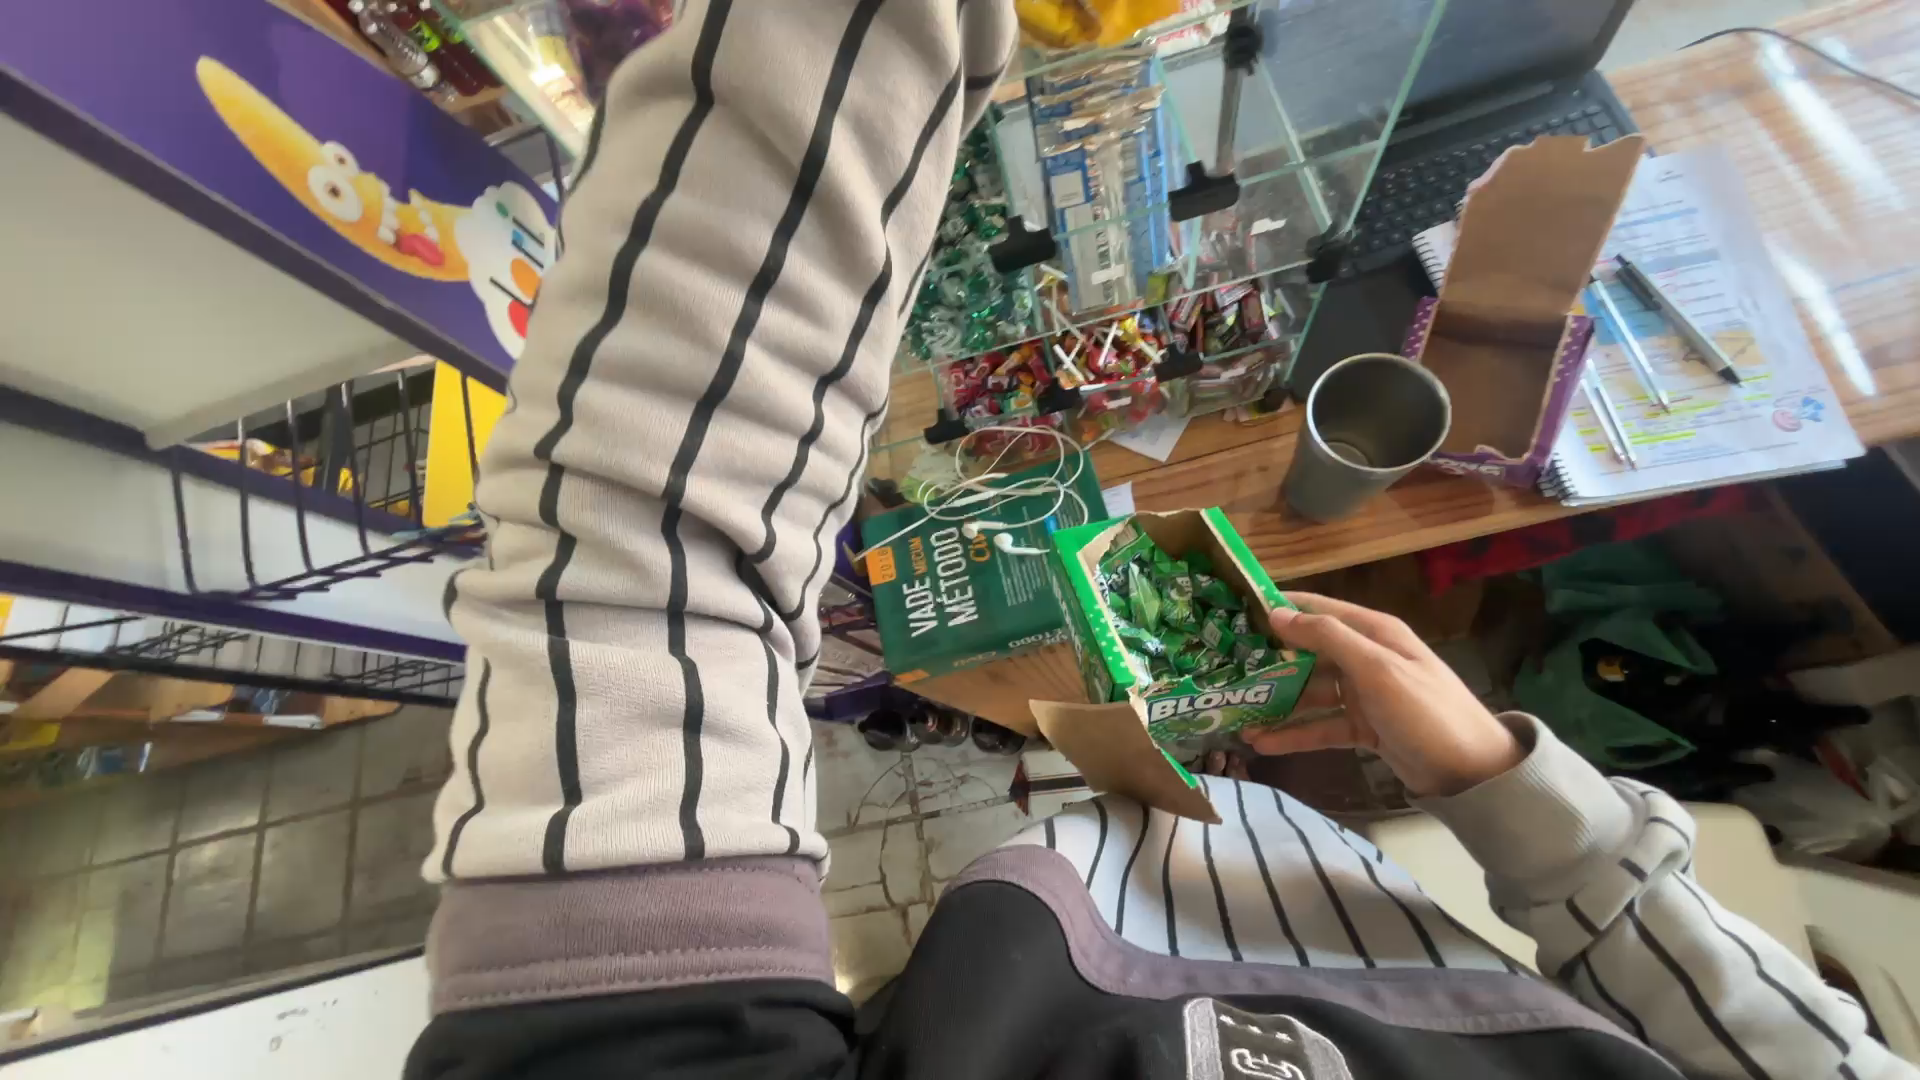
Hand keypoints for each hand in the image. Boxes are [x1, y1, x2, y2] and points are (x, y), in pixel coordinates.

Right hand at [1243, 592, 1523, 796]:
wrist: (1476, 776)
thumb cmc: (1425, 712)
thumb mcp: (1377, 669)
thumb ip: (1326, 638)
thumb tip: (1275, 613)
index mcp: (1372, 632)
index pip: (1316, 609)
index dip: (1277, 607)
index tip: (1235, 611)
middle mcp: (1364, 657)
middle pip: (1306, 652)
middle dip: (1267, 660)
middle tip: (1224, 667)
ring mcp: (1362, 694)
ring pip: (1307, 692)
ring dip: (1275, 702)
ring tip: (1235, 712)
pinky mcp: (1362, 727)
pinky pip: (1318, 724)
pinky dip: (1292, 733)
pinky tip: (1260, 741)